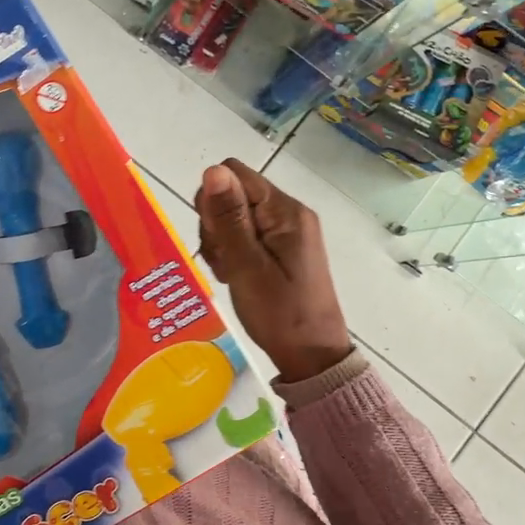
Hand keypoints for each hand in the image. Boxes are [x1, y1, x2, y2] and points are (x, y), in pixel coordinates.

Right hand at [196, 159, 351, 383]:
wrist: (311, 356)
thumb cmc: (279, 313)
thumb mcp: (247, 265)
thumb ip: (229, 217)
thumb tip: (212, 169)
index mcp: (285, 211)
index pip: (233, 174)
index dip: (212, 201)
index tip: (215, 239)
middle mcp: (288, 212)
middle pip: (231, 193)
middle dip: (215, 224)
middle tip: (223, 261)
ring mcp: (286, 230)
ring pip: (232, 215)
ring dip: (220, 242)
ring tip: (229, 273)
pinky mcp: (281, 247)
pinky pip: (244, 235)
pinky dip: (231, 253)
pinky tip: (234, 276)